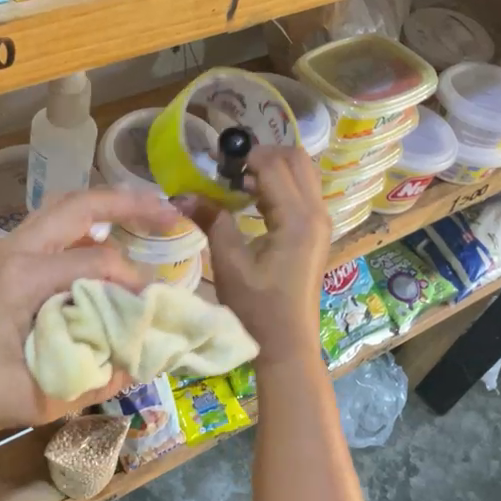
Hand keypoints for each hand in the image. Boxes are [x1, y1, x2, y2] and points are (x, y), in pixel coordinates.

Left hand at [0, 188, 181, 426]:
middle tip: (173, 214)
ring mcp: (6, 250)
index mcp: (23, 279)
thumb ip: (93, 381)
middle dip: (131, 204)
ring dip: (108, 206)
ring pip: (64, 207)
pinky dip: (87, 223)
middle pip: (80, 204)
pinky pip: (53, 225)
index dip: (134, 282)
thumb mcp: (36, 399)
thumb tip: (139, 361)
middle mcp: (16, 251)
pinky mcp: (3, 260)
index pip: (97, 262)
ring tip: (148, 216)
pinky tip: (107, 241)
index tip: (157, 309)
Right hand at [185, 145, 328, 362]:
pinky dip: (279, 186)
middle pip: (296, 159)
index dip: (244, 157)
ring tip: (238, 185)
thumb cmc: (257, 309)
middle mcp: (316, 213)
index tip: (216, 165)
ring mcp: (320, 223)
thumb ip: (211, 221)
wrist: (286, 344)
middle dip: (262, 156)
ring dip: (272, 170)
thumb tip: (180, 194)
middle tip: (229, 171)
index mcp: (297, 219)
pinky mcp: (316, 233)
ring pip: (302, 173)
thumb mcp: (229, 263)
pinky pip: (302, 192)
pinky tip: (252, 203)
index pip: (273, 165)